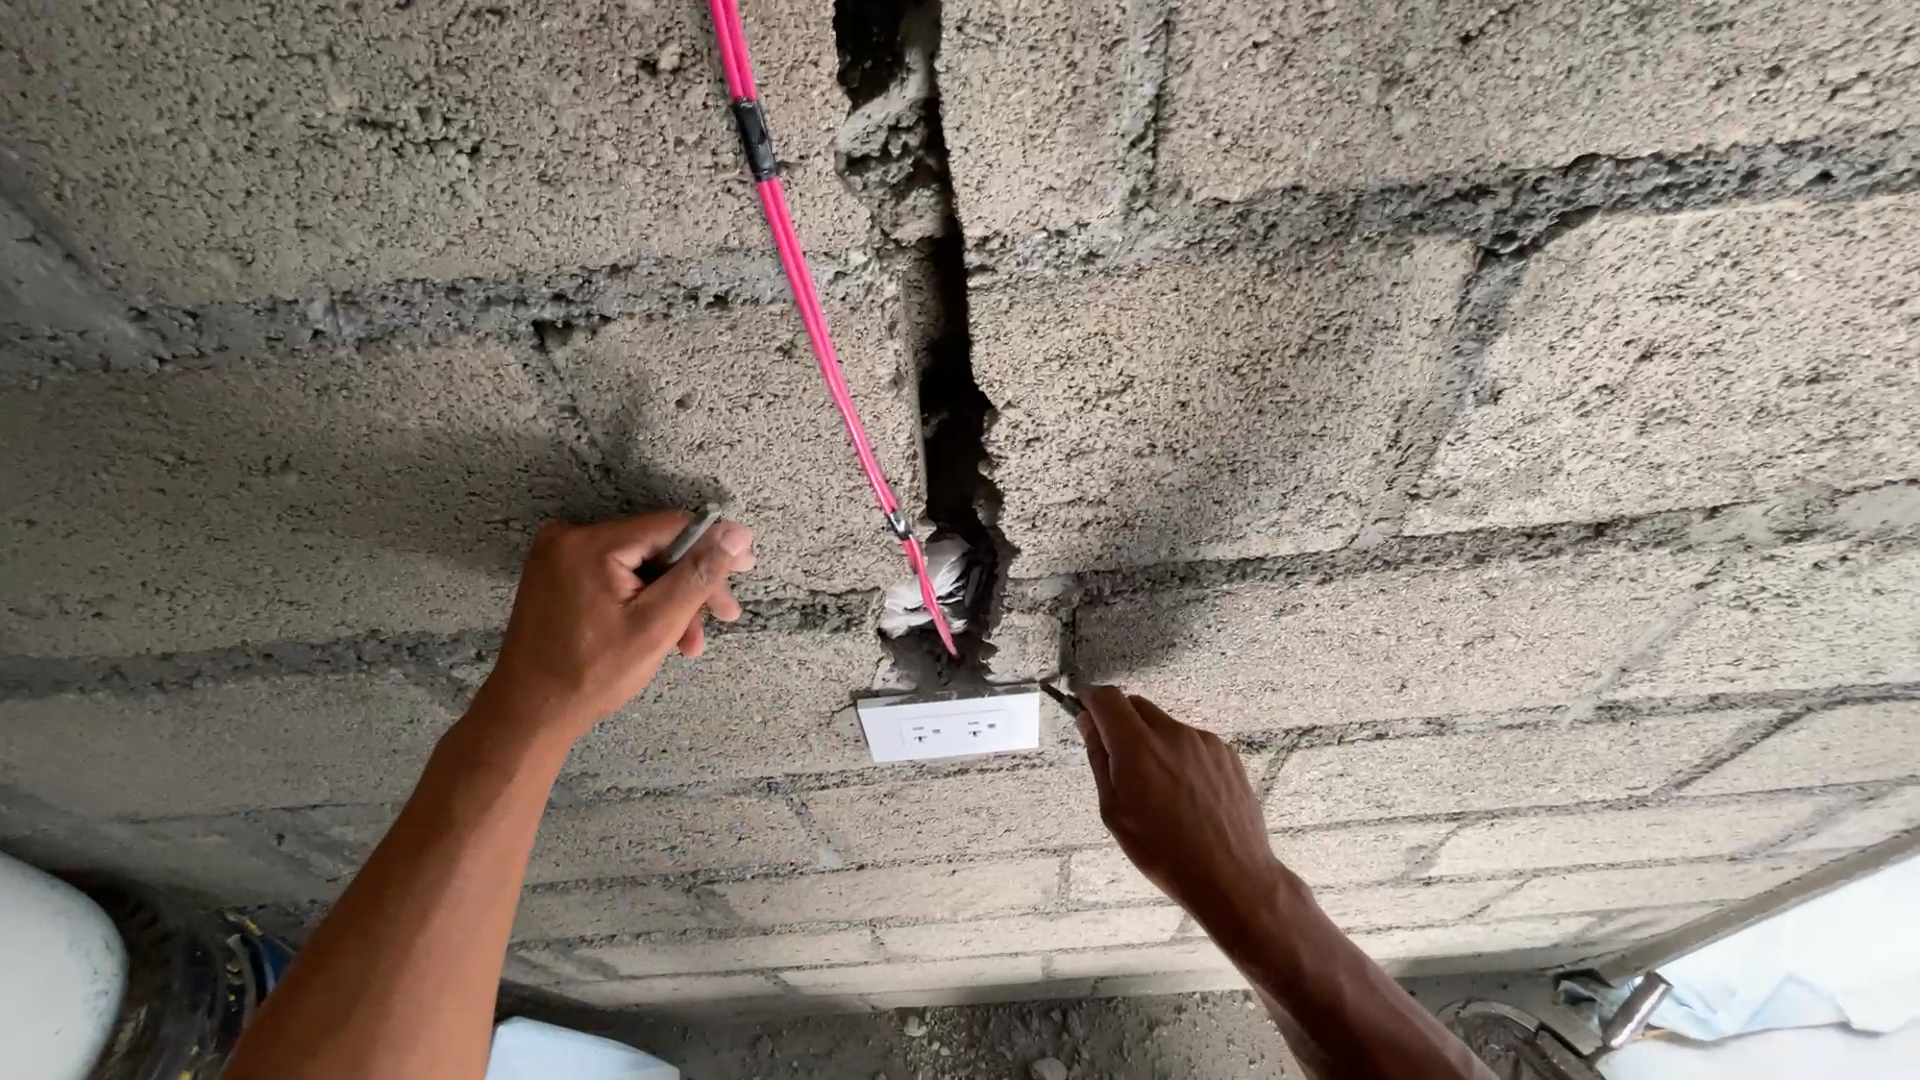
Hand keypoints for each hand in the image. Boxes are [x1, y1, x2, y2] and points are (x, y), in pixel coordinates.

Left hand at [475, 511, 754, 739]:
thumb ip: (698, 574)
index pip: (671, 526)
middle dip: (694, 583)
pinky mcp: (562, 575)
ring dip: (672, 599)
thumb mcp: (658, 624)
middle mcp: (570, 538)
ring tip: (693, 639)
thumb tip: (736, 535)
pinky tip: (665, 632)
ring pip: (642, 566)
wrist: (530, 712)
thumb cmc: (592, 674)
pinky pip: (620, 576)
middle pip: (657, 547)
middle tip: (727, 611)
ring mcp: (562, 556)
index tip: (747, 563)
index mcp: (589, 544)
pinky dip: (645, 600)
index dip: (714, 543)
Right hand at [1076, 686, 1299, 928]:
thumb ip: (1099, 759)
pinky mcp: (1226, 752)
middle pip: (1135, 705)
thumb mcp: (1114, 812)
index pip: (1107, 698)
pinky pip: (1191, 741)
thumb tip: (1088, 723)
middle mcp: (1172, 734)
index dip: (1090, 699)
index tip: (1084, 710)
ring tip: (1160, 788)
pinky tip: (1186, 792)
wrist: (1231, 877)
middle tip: (1118, 759)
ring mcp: (1203, 741)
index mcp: (1138, 748)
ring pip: (1164, 724)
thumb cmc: (1165, 853)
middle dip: (1120, 721)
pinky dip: (1180, 754)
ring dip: (1152, 740)